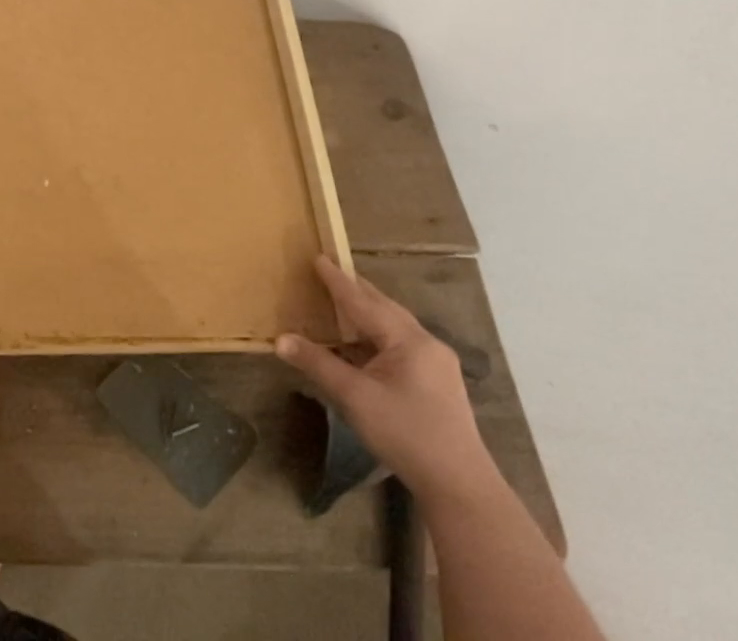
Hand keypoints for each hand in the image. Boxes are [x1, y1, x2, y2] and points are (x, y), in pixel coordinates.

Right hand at [276, 256, 498, 502]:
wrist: (457, 480)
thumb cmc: (405, 432)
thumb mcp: (355, 396)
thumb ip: (318, 363)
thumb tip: (281, 339)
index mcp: (409, 342)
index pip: (364, 303)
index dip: (338, 282)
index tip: (319, 257)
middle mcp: (426, 345)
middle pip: (385, 309)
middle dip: (356, 290)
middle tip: (330, 271)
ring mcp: (434, 364)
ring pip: (393, 327)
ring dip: (365, 312)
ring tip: (340, 300)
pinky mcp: (434, 382)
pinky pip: (397, 345)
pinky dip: (373, 334)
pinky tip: (359, 341)